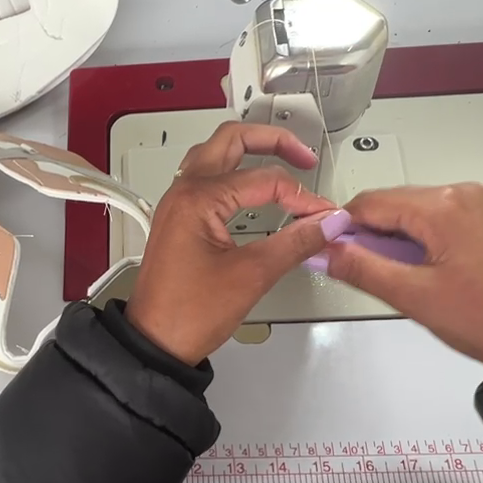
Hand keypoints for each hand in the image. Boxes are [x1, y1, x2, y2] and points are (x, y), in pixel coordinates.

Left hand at [126, 122, 337, 364]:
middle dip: (272, 141)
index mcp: (198, 198)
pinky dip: (232, 172)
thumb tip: (328, 222)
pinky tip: (251, 187)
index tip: (325, 216)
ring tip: (282, 160)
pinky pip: (206, 177)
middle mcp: (183, 191)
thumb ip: (295, 242)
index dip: (302, 196)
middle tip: (304, 155)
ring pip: (215, 154)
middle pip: (231, 140)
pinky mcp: (178, 219)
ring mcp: (176, 203)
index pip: (265, 179)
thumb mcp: (252, 275)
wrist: (155, 342)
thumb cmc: (189, 313)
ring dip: (248, 150)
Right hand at [320, 184, 482, 367]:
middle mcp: (466, 193)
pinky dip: (432, 238)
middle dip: (375, 233)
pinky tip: (437, 271)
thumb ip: (361, 268)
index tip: (333, 253)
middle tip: (369, 272)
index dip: (344, 227)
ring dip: (402, 237)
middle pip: (398, 203)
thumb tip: (325, 250)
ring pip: (423, 211)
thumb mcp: (413, 297)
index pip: (371, 203)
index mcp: (442, 206)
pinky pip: (452, 219)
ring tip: (407, 277)